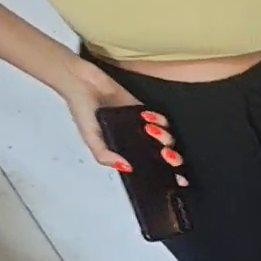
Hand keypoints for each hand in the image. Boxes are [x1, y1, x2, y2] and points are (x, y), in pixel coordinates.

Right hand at [56, 60, 185, 183]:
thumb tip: (126, 168)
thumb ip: (104, 155)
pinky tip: (148, 116)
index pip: (155, 168)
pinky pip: (164, 120)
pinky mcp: (149, 111)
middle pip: (169, 156)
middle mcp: (142, 143)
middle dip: (172, 158)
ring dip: (166, 137)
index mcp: (131, 152)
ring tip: (150, 130)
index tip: (181, 180)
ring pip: (169, 139)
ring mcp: (147, 127)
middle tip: (165, 153)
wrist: (80, 80)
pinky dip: (161, 120)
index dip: (170, 175)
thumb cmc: (83, 111)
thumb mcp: (90, 138)